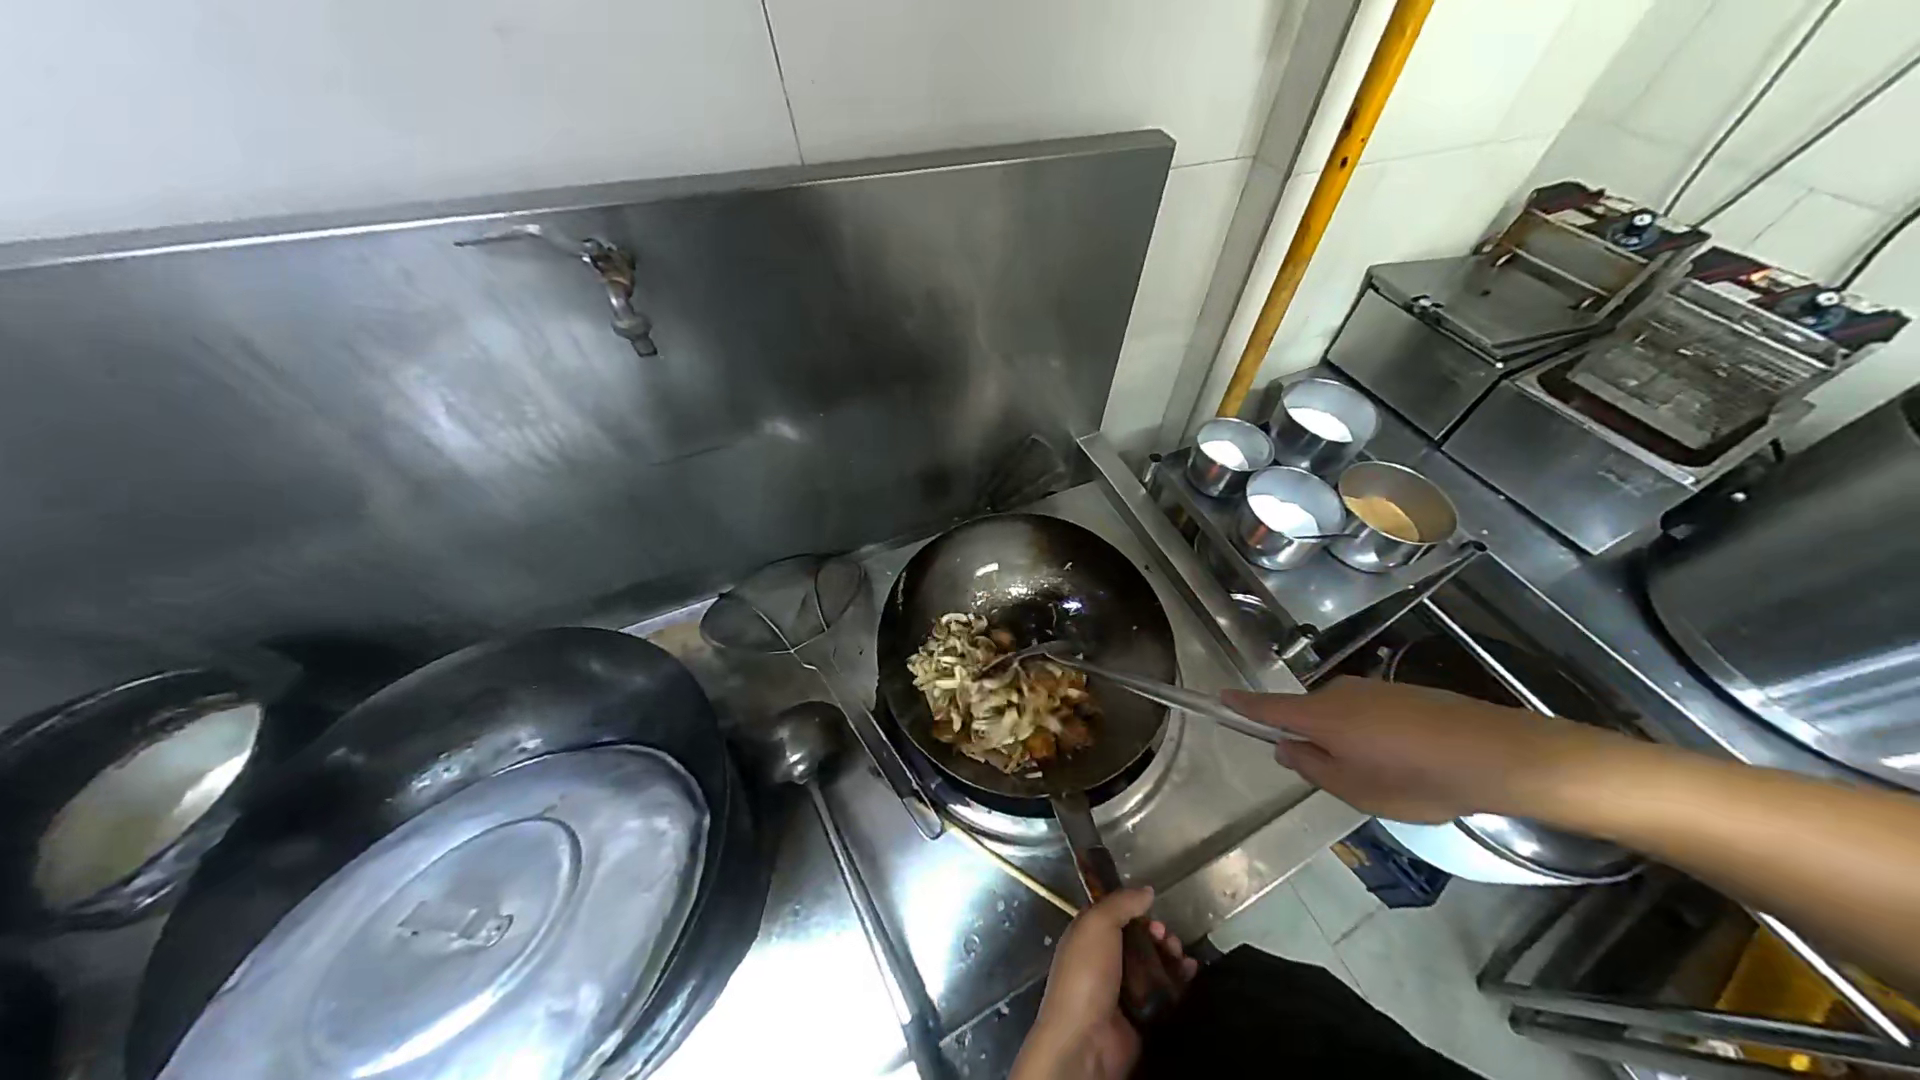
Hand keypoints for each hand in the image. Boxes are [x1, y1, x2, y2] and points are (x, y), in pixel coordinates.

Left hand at [1010, 887, 1197, 1079]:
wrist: (1086, 1039)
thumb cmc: (1086, 973)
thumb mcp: (1096, 924)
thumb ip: (1121, 903)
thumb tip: (1146, 891)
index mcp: (1088, 936)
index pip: (1115, 915)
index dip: (1135, 910)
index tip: (1152, 911)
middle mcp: (1105, 960)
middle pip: (1139, 939)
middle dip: (1157, 934)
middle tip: (1167, 938)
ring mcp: (1124, 989)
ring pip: (1154, 965)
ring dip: (1170, 955)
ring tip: (1180, 954)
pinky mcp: (1143, 1015)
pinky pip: (1165, 992)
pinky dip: (1179, 981)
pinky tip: (1191, 971)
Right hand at [1224, 676, 1624, 822]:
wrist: (1497, 754)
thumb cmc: (1415, 779)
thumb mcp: (1356, 790)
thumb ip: (1313, 767)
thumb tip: (1287, 747)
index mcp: (1320, 716)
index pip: (1267, 708)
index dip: (1241, 706)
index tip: (1219, 697)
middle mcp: (1339, 693)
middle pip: (1307, 713)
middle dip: (1309, 738)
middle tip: (1334, 776)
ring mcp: (1372, 689)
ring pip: (1341, 715)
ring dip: (1346, 739)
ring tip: (1383, 777)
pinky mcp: (1402, 692)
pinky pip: (1369, 713)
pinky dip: (1373, 734)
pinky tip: (1407, 761)